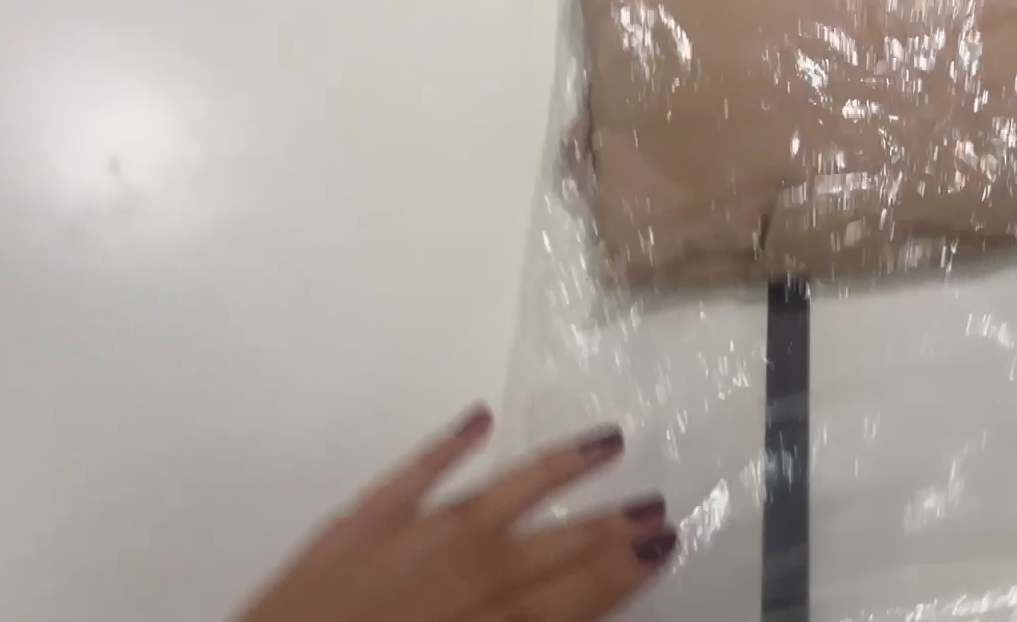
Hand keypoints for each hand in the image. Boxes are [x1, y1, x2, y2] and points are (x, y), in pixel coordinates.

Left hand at [235, 407, 674, 621]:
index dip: (622, 565)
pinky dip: (446, 445)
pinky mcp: (351, 527)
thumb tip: (567, 608)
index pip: (571, 590)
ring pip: (503, 494)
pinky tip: (480, 415)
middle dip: (610, 525)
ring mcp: (403, 540)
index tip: (665, 537)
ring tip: (609, 438)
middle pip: (552, 543)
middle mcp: (456, 572)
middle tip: (657, 501)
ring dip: (560, 467)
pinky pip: (408, 476)